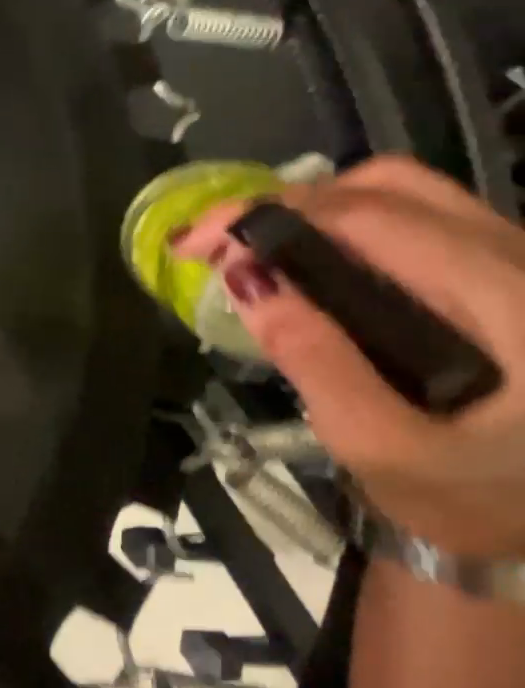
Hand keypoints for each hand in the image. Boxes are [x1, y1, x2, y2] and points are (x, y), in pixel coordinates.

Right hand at [174, 156, 524, 556]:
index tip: (194, 242)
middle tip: (221, 245)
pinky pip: (429, 220)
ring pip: (413, 195)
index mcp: (513, 305)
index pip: (372, 218)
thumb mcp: (381, 446)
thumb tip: (242, 275)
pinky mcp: (517, 280)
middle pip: (394, 188)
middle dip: (289, 203)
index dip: (269, 213)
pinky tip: (310, 262)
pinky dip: (353, 226)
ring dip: (318, 211)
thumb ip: (313, 359)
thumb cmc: (471, 499)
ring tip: (257, 250)